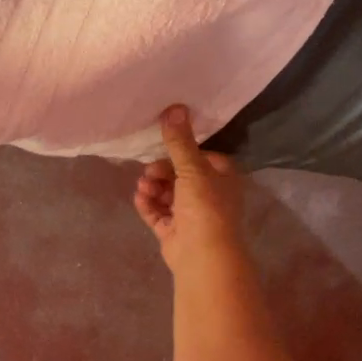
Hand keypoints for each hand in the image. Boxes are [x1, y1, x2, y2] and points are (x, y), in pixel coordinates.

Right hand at [132, 105, 244, 272]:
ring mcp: (191, 214)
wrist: (203, 254)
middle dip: (161, 172)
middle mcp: (209, 194)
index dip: (181, 153)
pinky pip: (158, 212)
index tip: (163, 149)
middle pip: (179, 175)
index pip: (200, 156)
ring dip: (152, 187)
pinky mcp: (174, 230)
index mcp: (221, 177)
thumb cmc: (205, 206)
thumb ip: (179, 141)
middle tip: (148, 173)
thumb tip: (175, 106)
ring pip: (167, 193)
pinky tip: (139, 199)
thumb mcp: (191, 168)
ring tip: (143, 188)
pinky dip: (148, 204)